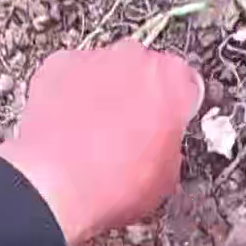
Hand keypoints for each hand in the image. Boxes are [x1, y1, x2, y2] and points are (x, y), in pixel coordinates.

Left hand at [0, 39, 202, 245]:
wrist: (58, 186)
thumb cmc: (115, 185)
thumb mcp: (166, 179)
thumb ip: (172, 146)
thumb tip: (163, 144)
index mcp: (172, 82)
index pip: (187, 85)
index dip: (178, 109)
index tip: (169, 126)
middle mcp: (135, 58)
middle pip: (146, 71)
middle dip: (141, 97)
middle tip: (131, 135)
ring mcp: (94, 58)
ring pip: (108, 71)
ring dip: (106, 95)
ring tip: (95, 137)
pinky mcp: (57, 65)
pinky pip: (71, 75)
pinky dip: (72, 94)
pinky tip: (70, 128)